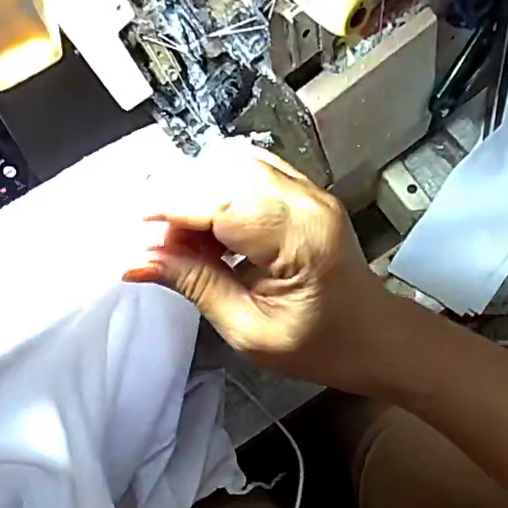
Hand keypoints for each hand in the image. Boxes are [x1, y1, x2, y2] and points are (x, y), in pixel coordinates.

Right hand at [127, 143, 413, 393]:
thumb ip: (196, 285)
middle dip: (176, 199)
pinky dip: (213, 190)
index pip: (221, 200)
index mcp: (301, 238)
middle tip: (153, 243)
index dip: (169, 208)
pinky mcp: (300, 190)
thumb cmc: (322, 345)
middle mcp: (306, 200)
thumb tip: (137, 258)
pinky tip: (204, 225)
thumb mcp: (251, 331)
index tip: (134, 231)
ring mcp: (307, 189)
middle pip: (222, 170)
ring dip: (192, 191)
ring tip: (178, 238)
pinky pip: (245, 170)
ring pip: (231, 162)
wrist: (373, 335)